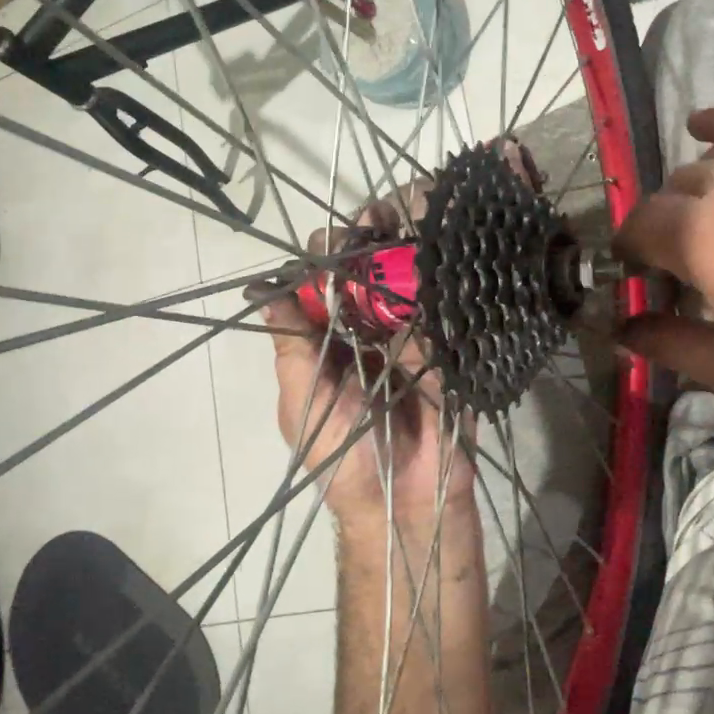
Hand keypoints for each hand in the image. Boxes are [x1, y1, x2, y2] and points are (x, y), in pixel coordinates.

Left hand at [262, 169, 501, 527]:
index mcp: (329, 343)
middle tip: (377, 214)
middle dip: (370, 244)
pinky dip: (442, 282)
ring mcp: (412, 338)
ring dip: (407, 252)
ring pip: (407, 285)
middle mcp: (370, 333)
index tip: (334, 234)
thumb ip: (292, 348)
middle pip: (369, 278)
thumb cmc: (342, 455)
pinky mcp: (448, 349)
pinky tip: (443, 252)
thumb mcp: (303, 401)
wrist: (406, 499)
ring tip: (409, 219)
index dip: (326, 259)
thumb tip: (265, 291)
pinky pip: (443, 311)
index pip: (324, 289)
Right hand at [614, 105, 713, 404]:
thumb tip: (621, 331)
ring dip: (706, 186)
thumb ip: (669, 347)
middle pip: (672, 189)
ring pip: (712, 156)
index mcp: (703, 237)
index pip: (638, 225)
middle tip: (699, 254)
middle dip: (671, 222)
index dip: (632, 250)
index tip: (643, 268)